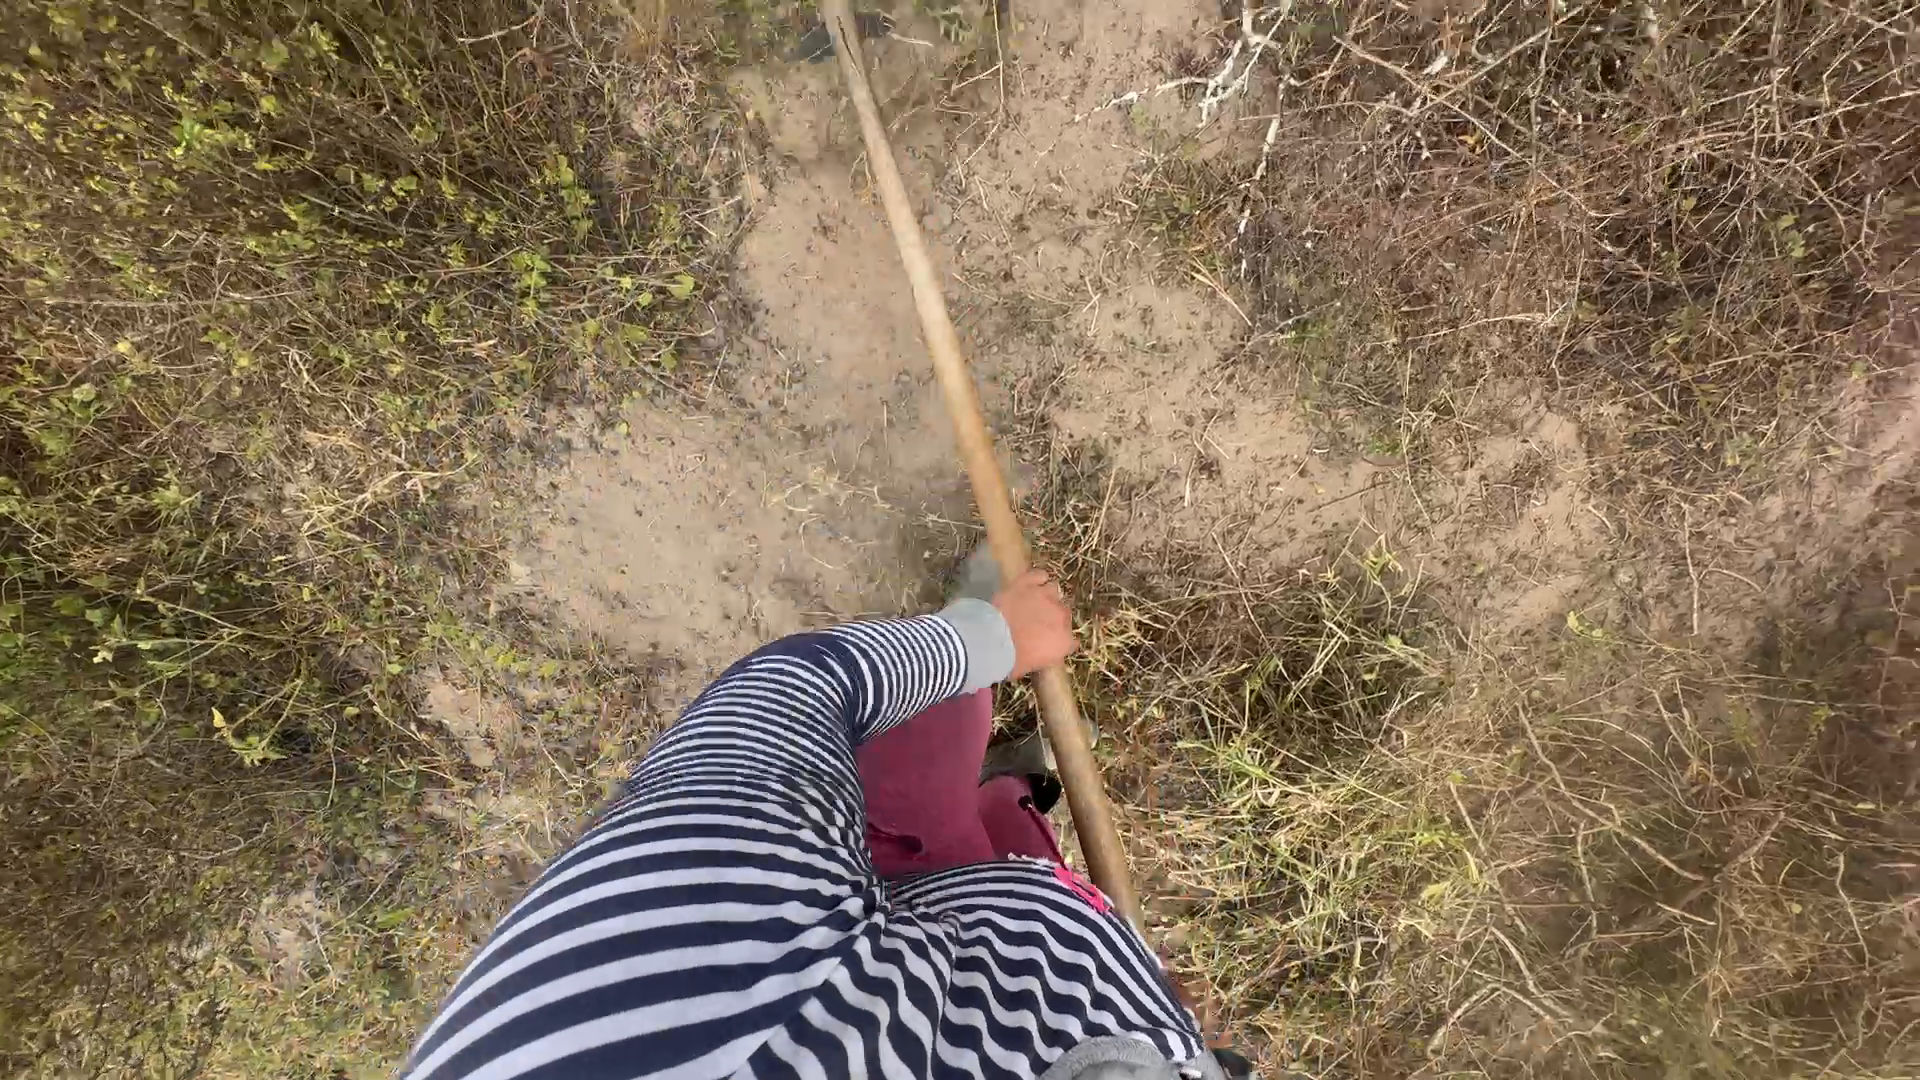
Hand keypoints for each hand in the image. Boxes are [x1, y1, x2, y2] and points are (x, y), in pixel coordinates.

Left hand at [990, 569, 1076, 678]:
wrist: (990, 640)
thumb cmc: (1008, 661)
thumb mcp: (1029, 667)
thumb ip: (1040, 656)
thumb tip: (1036, 652)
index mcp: (1063, 642)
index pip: (1071, 641)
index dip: (1059, 639)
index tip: (1050, 641)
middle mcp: (1061, 617)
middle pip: (1064, 613)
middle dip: (1053, 617)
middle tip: (1038, 620)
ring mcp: (1046, 596)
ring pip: (1054, 590)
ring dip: (1047, 595)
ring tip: (1035, 599)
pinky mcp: (1028, 583)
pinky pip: (1039, 575)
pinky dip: (1037, 578)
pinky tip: (1031, 583)